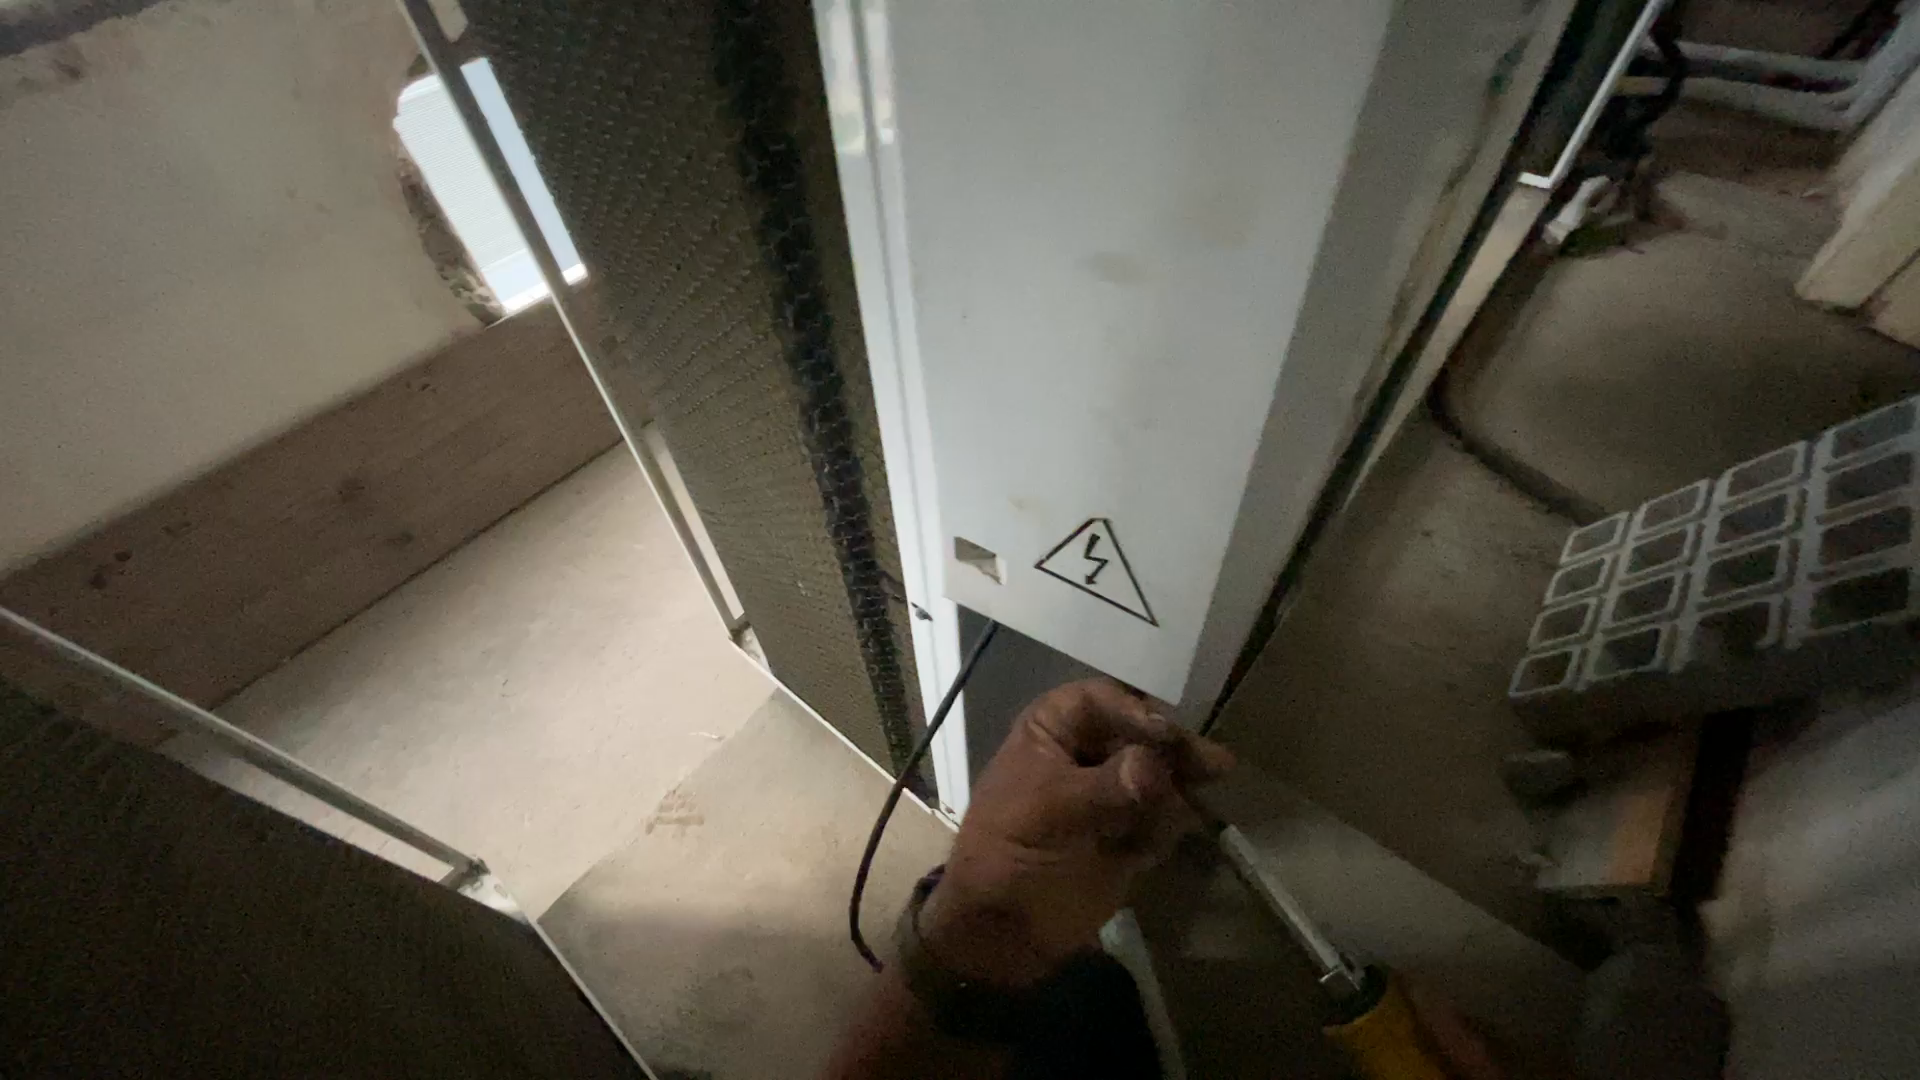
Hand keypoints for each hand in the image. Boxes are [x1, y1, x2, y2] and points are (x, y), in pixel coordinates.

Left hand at [920, 679, 1233, 985]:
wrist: (1000, 932)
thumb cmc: (1009, 854)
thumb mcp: (1051, 812)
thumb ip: (1108, 786)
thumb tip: (1154, 765)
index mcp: (1052, 729)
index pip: (1101, 699)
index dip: (1135, 711)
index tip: (1166, 736)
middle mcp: (1086, 751)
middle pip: (1142, 734)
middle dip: (1173, 751)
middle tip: (1215, 767)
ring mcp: (1110, 793)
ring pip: (1161, 776)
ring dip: (1168, 798)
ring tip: (1156, 828)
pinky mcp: (1129, 834)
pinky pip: (1164, 818)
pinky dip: (1162, 832)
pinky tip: (1142, 854)